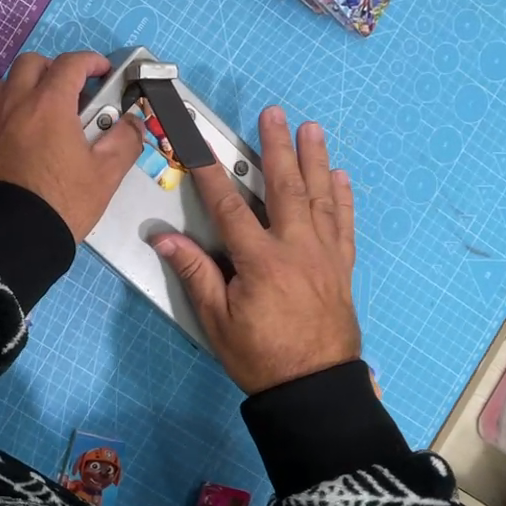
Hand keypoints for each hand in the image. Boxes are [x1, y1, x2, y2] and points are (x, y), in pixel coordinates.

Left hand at [0, 51, 143, 240]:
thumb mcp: (106, 174)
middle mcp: (15, 103)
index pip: (71, 64)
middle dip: (53, 69)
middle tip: (69, 91)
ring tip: (34, 109)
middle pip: (30, 63)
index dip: (91, 62)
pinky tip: (4, 128)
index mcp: (49, 105)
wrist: (12, 237)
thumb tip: (131, 123)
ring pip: (0, 83)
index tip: (102, 72)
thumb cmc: (62, 203)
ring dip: (19, 87)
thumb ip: (125, 141)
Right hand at [152, 107, 358, 394]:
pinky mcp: (341, 268)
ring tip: (313, 129)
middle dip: (278, 148)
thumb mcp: (216, 319)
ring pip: (321, 199)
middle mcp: (297, 249)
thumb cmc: (259, 356)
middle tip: (274, 114)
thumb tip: (162, 238)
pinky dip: (343, 199)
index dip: (211, 172)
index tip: (198, 142)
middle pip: (286, 189)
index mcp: (261, 261)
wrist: (315, 391)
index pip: (229, 207)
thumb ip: (195, 273)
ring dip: (316, 161)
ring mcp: (324, 256)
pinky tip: (341, 177)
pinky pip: (344, 226)